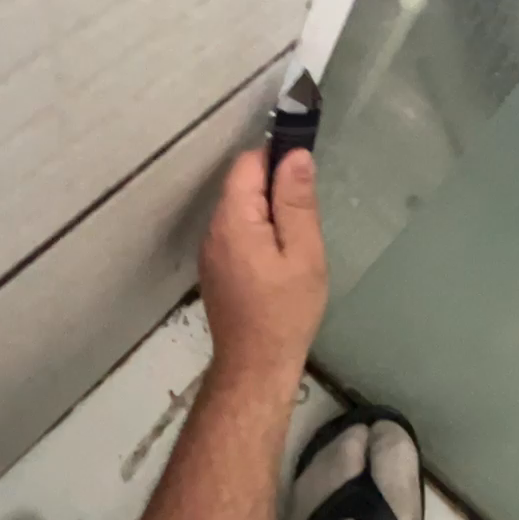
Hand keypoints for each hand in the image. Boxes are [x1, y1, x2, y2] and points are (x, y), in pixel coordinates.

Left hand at [199, 146, 327, 386]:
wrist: (255, 365)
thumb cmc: (286, 310)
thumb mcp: (303, 253)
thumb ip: (296, 202)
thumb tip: (295, 155)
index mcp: (233, 219)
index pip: (247, 164)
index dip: (276, 158)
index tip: (305, 173)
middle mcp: (214, 229)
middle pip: (242, 186)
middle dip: (275, 188)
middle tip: (307, 217)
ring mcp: (211, 251)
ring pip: (240, 210)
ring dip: (268, 213)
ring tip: (297, 242)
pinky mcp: (215, 268)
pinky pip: (236, 233)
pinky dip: (258, 233)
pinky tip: (279, 260)